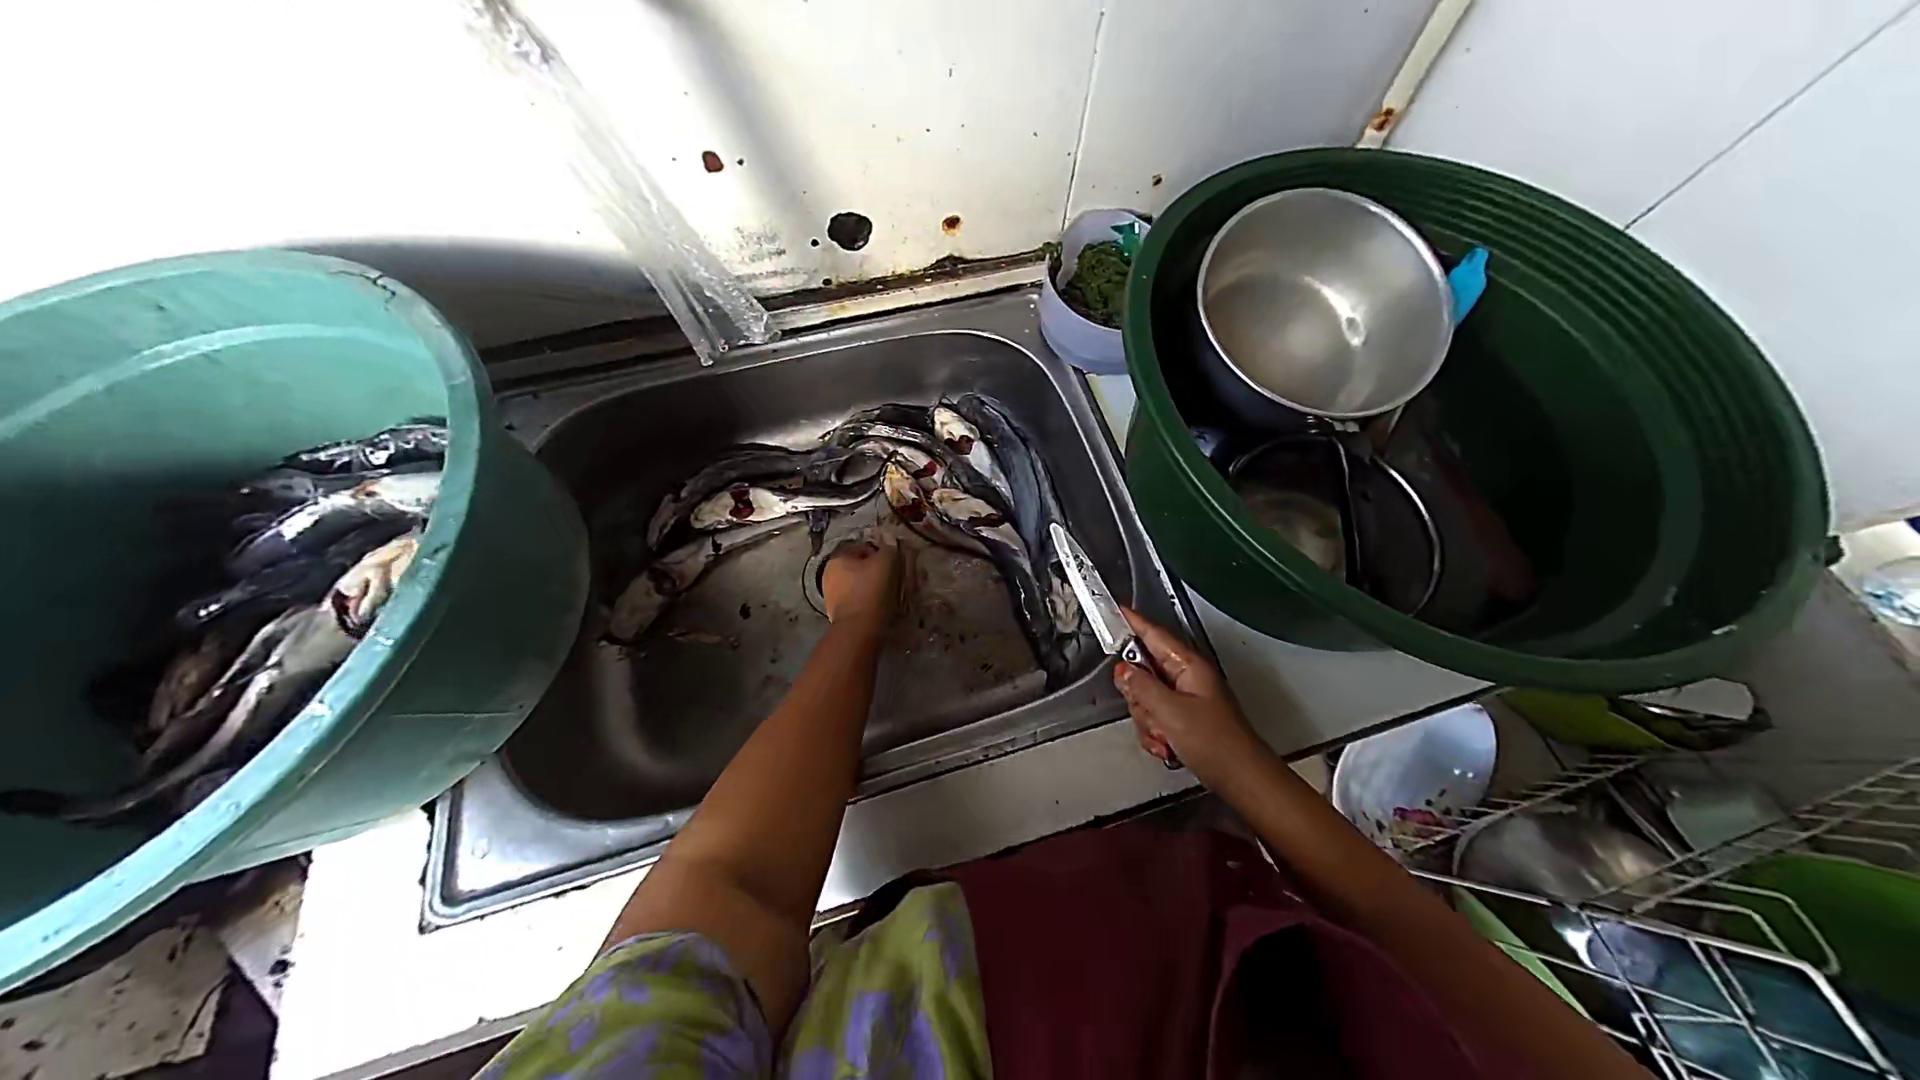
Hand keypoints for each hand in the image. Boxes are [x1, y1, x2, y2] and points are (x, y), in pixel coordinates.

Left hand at [820, 532, 902, 630]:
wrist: (860, 628)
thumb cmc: (871, 590)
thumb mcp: (886, 562)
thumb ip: (889, 547)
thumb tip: (889, 541)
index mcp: (837, 557)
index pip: (863, 547)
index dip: (880, 553)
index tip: (892, 565)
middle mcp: (828, 573)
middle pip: (858, 566)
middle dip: (873, 570)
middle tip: (890, 579)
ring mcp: (830, 594)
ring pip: (855, 583)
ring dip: (869, 586)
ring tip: (884, 594)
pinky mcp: (835, 612)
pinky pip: (854, 599)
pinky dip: (864, 600)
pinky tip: (875, 606)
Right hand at [1112, 608, 1259, 780]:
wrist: (1242, 780)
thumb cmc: (1216, 743)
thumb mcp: (1170, 712)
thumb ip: (1141, 687)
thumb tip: (1121, 669)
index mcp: (1189, 666)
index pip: (1154, 634)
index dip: (1132, 622)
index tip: (1113, 610)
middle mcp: (1186, 678)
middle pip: (1143, 671)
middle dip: (1138, 695)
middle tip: (1149, 711)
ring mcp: (1185, 699)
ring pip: (1145, 698)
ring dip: (1147, 719)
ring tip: (1164, 736)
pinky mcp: (1183, 720)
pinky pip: (1153, 718)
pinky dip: (1154, 734)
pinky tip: (1166, 747)